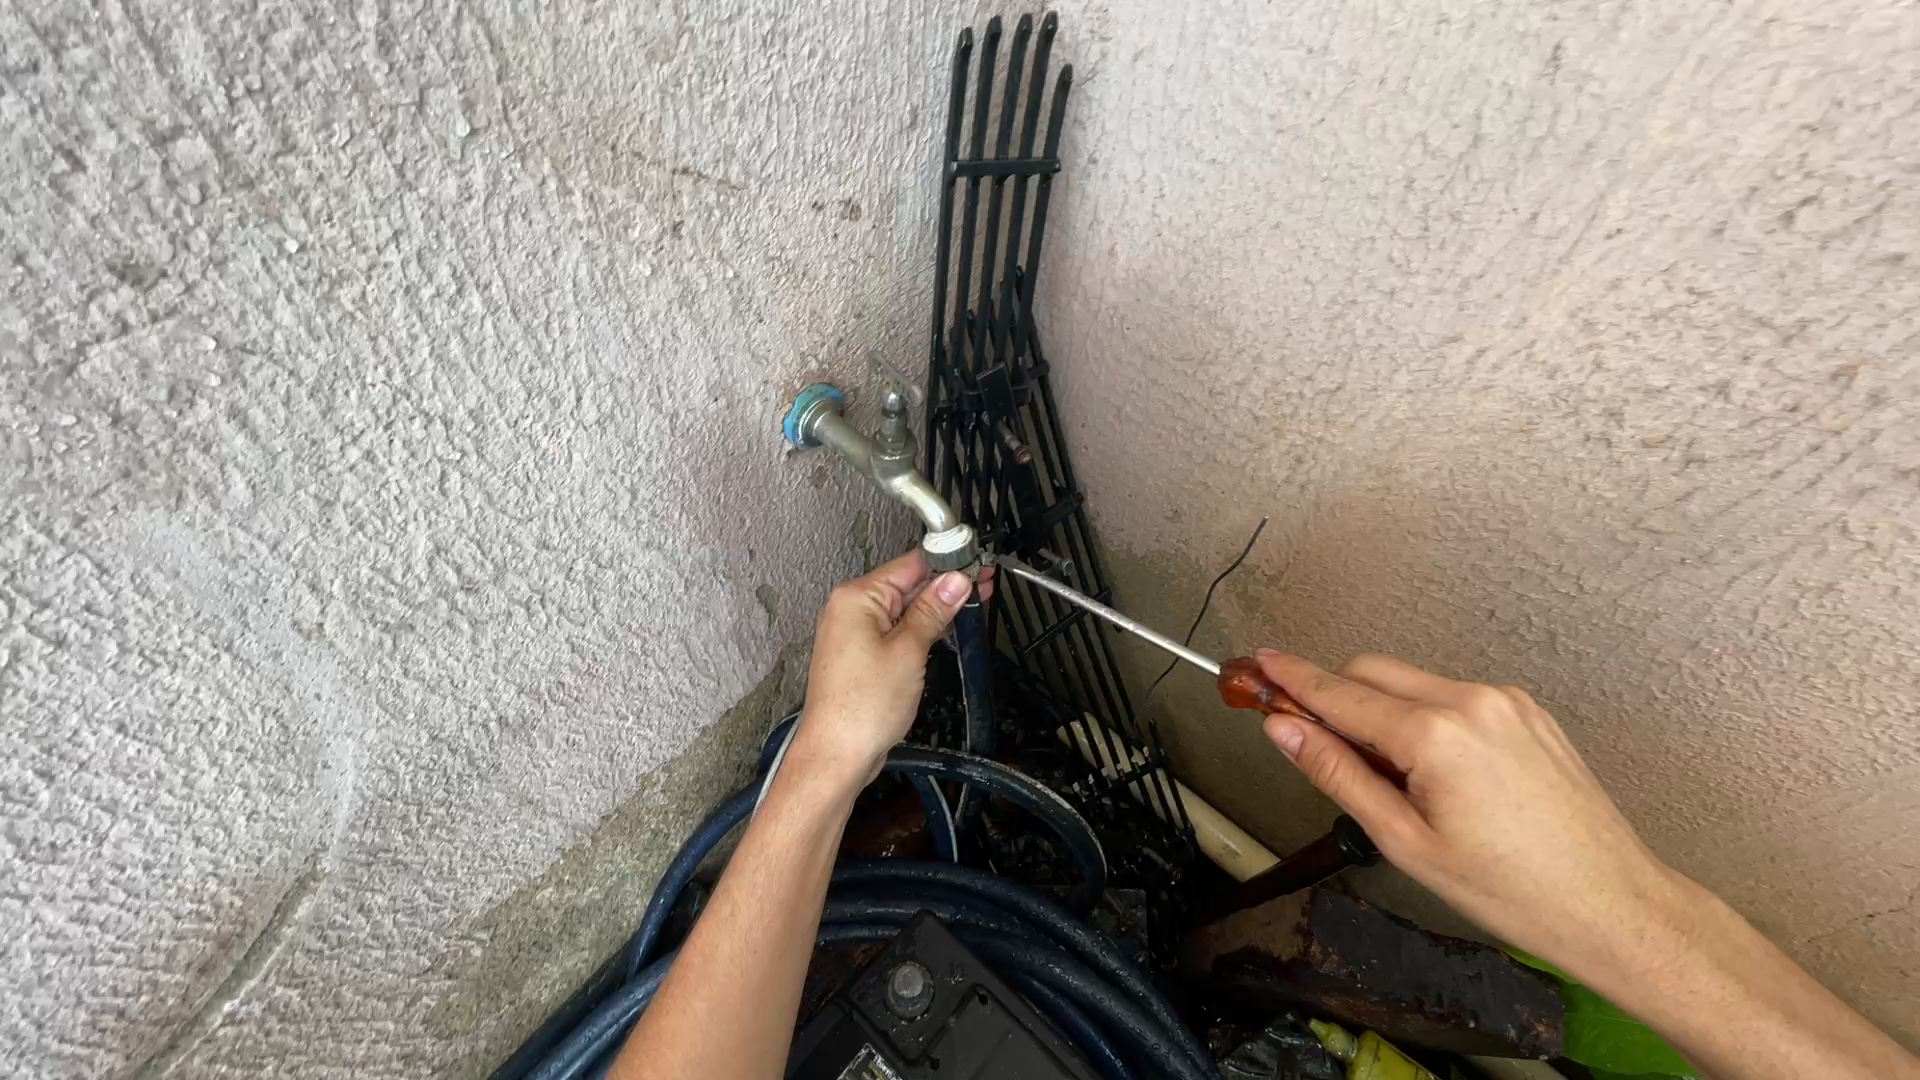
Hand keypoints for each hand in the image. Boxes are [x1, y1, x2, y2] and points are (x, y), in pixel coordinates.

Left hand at [790, 549, 977, 788]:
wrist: (837, 755)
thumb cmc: (860, 709)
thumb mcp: (909, 651)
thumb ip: (933, 611)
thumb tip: (954, 581)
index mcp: (857, 598)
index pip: (910, 564)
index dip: (947, 562)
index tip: (974, 563)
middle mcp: (850, 610)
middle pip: (906, 584)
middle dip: (945, 584)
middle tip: (981, 582)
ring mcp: (854, 633)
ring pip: (903, 608)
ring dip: (936, 606)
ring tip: (970, 602)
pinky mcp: (861, 655)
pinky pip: (896, 630)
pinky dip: (920, 627)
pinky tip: (943, 627)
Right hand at [1254, 650, 1693, 987]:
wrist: (1619, 909)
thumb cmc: (1512, 890)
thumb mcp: (1402, 840)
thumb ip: (1335, 772)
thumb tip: (1283, 728)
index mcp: (1435, 735)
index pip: (1338, 692)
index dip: (1290, 678)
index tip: (1257, 662)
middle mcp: (1470, 701)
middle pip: (1368, 670)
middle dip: (1331, 693)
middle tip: (1308, 732)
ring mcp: (1502, 701)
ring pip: (1406, 680)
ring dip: (1375, 707)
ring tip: (1384, 771)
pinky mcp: (1523, 709)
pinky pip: (1445, 692)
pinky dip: (1417, 713)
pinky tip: (1427, 765)